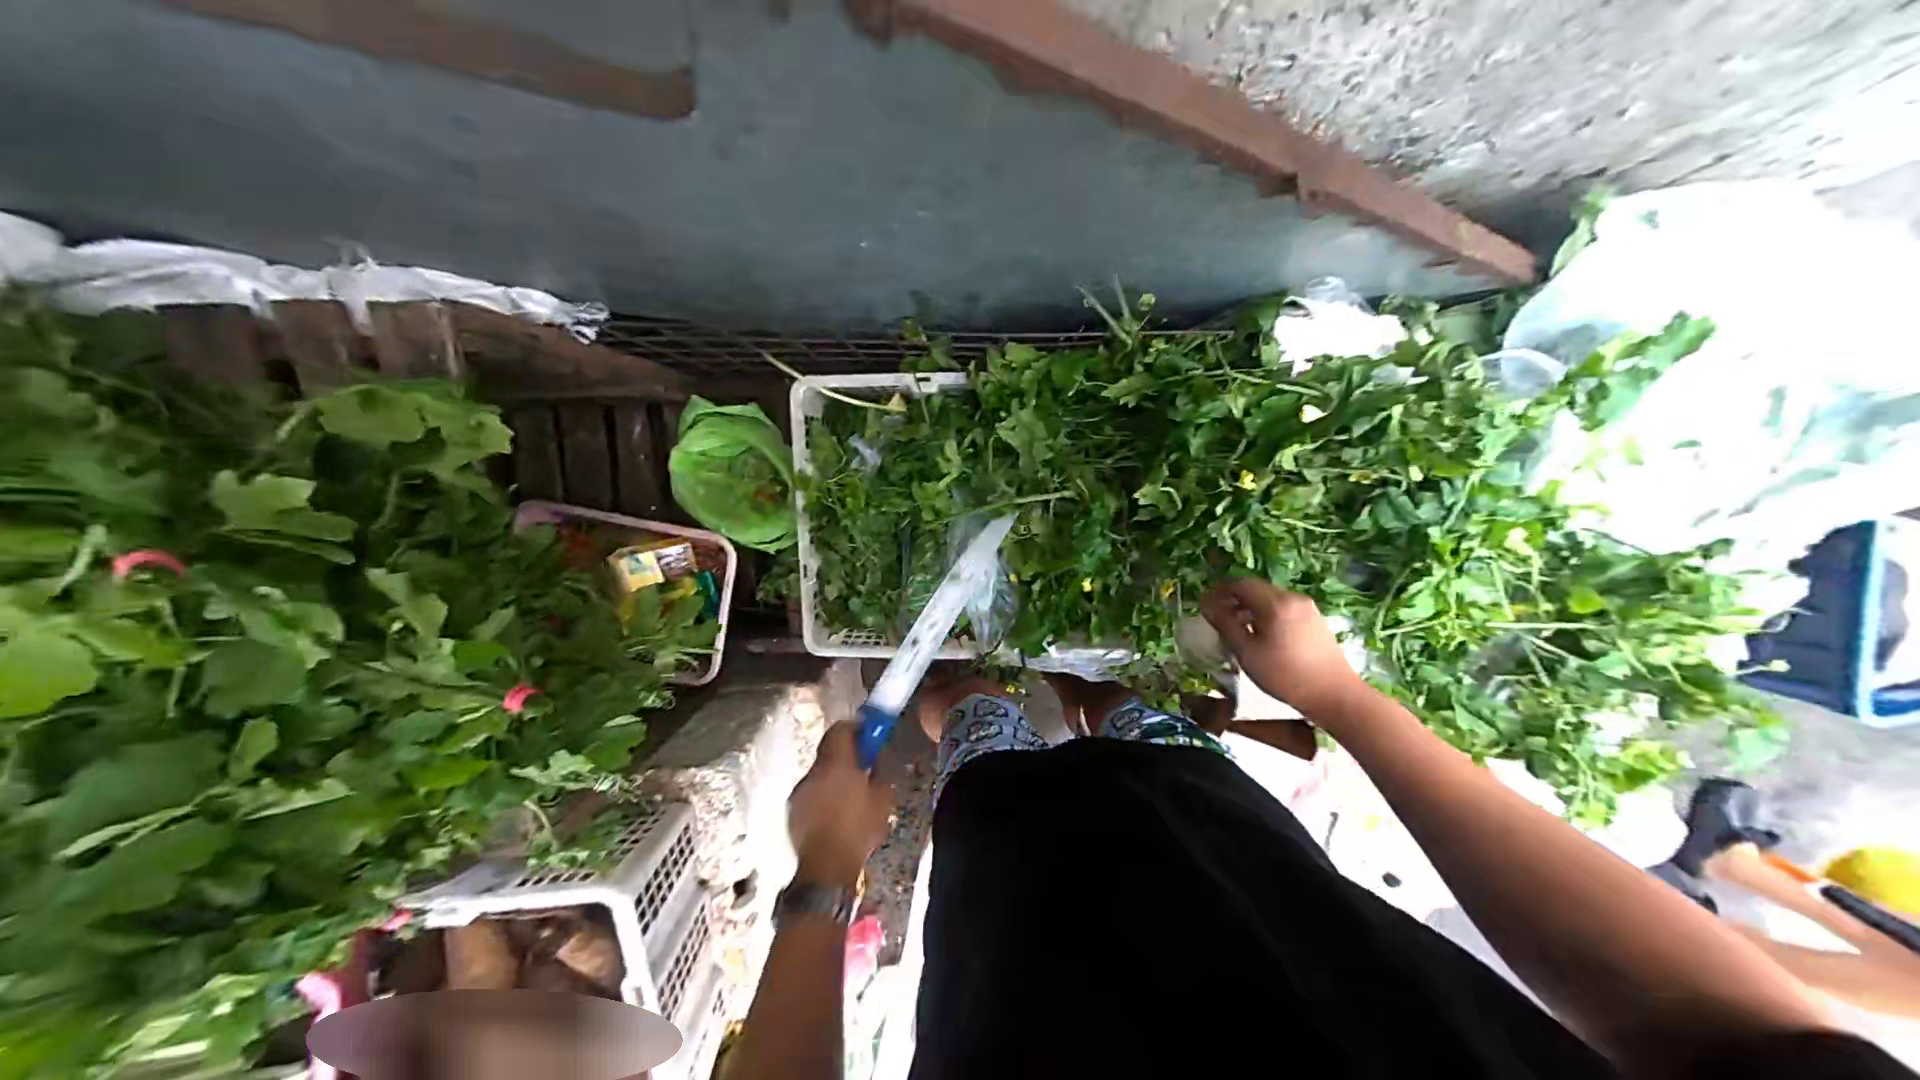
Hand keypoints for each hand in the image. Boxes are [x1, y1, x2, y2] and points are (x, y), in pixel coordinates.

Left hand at [788, 724, 895, 887]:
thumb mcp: (883, 799)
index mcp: (836, 764)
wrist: (826, 870)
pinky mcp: (792, 809)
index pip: (840, 729)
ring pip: (819, 772)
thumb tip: (878, 754)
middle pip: (827, 749)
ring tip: (849, 795)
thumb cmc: (859, 831)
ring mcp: (800, 791)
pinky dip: (822, 794)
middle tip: (862, 764)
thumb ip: (881, 769)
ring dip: (833, 775)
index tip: (867, 734)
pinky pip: (811, 792)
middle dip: (844, 752)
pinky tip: (834, 813)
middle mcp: (813, 772)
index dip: (854, 727)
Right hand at [1200, 579, 1364, 714]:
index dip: (1219, 591)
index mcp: (1275, 602)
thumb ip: (1224, 623)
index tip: (1205, 606)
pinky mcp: (1315, 621)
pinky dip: (1266, 616)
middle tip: (1218, 619)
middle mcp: (1293, 598)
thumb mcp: (1247, 651)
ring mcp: (1307, 608)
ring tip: (1238, 631)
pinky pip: (1284, 609)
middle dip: (1234, 600)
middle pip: (1256, 589)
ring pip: (1270, 599)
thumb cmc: (1285, 674)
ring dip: (1250, 609)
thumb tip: (1206, 603)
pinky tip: (1261, 637)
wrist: (1335, 695)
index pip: (1240, 583)